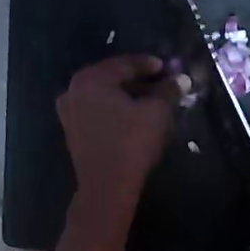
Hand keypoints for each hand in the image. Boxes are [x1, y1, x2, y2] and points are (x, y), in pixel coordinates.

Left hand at [57, 55, 183, 213]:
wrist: (106, 186)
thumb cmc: (132, 143)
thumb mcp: (157, 112)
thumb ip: (168, 90)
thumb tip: (180, 78)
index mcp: (91, 79)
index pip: (125, 63)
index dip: (149, 64)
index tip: (167, 68)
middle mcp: (73, 90)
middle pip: (112, 78)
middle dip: (137, 80)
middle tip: (160, 83)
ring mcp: (69, 113)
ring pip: (103, 97)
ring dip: (126, 97)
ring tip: (149, 102)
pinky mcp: (72, 133)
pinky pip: (97, 113)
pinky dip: (115, 111)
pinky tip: (132, 118)